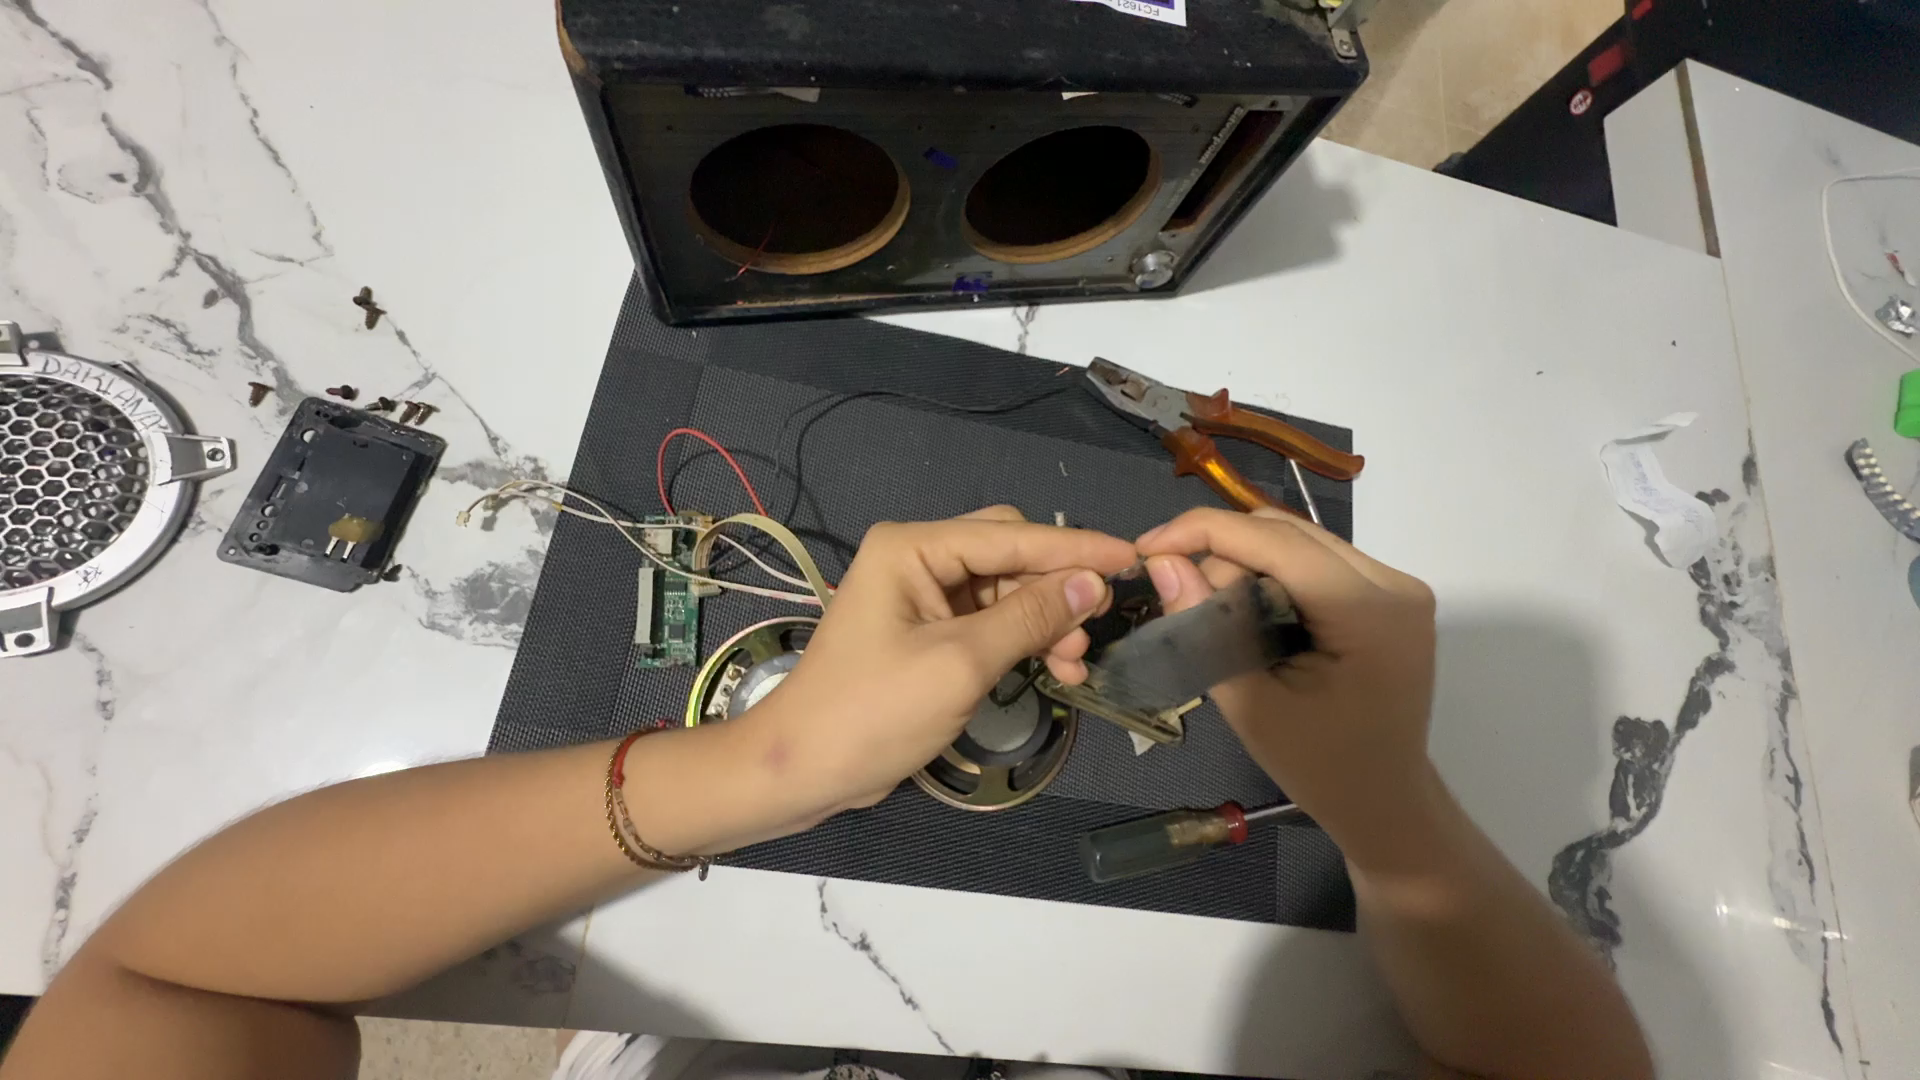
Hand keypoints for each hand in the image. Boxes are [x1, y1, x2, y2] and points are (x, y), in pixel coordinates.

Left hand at [744, 506, 1136, 824]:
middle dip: (1056, 584)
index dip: (1073, 547)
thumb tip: (1092, 583)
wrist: (805, 769)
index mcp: (913, 548)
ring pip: (1005, 590)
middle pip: (1008, 554)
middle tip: (1100, 618)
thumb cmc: (874, 712)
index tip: (1133, 557)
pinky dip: (1023, 639)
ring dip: (1044, 618)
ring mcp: (924, 596)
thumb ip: (1030, 617)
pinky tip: (1057, 665)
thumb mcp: (960, 663)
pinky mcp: (930, 631)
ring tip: (1077, 659)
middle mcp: (919, 559)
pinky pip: (990, 621)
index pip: (1009, 534)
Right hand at [1135, 508, 1437, 849]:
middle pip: (1284, 531)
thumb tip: (1162, 563)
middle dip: (1221, 553)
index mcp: (1367, 612)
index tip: (1146, 547)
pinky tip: (1251, 612)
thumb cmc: (1318, 765)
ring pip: (1295, 538)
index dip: (1202, 531)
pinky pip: (1311, 557)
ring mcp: (1395, 585)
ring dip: (1243, 563)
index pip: (1274, 541)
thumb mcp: (1248, 702)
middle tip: (1182, 597)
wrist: (1384, 802)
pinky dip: (1268, 573)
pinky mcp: (1386, 593)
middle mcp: (1391, 583)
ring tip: (1217, 613)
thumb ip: (1203, 627)